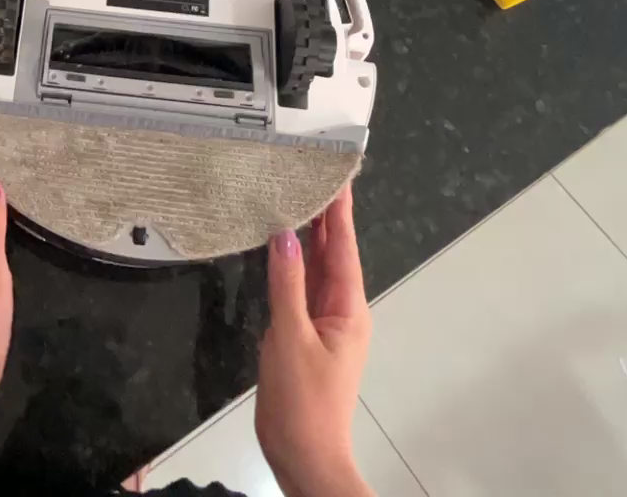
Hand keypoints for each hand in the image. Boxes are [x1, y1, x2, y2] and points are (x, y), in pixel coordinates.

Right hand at [255, 185, 373, 496]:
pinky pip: (298, 285)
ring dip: (308, 235)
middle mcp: (339, 309)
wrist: (301, 453)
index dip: (340, 212)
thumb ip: (287, 282)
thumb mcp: (292, 335)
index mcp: (348, 309)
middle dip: (325, 216)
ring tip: (295, 197)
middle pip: (333, 254)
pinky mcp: (301, 331)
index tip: (337, 177)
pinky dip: (290, 261)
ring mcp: (320, 320)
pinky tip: (278, 244)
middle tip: (312, 175)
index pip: (344, 249)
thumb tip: (284, 232)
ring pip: (315, 268)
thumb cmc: (304, 397)